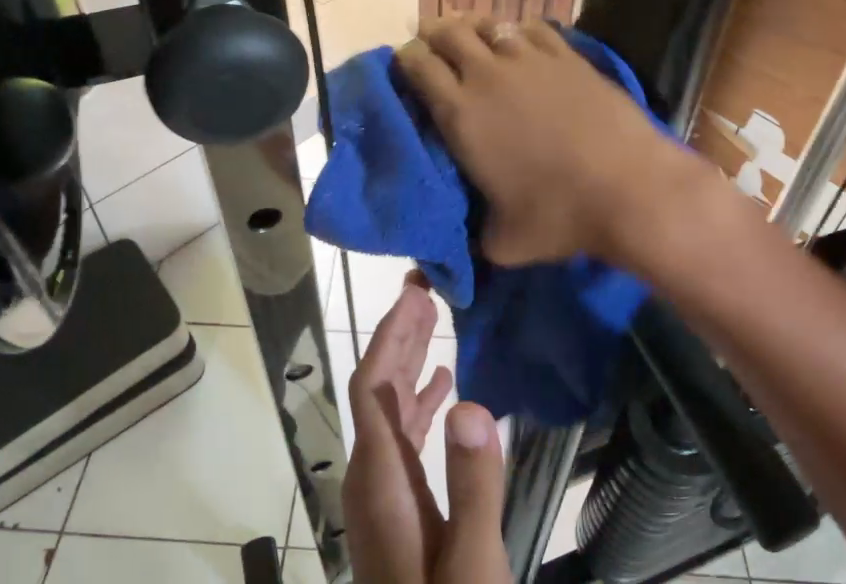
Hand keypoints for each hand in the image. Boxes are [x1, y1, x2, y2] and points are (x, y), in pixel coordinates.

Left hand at [343, 274, 510, 583]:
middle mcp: (374, 480)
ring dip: (411, 364)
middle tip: (428, 288)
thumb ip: (472, 486)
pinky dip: (423, 404)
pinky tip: (449, 388)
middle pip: (377, 391)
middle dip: (398, 337)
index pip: (372, 388)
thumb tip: (471, 402)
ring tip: (439, 321)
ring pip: (391, 413)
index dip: (389, 335)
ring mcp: (386, 497)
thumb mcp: (472, 565)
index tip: (414, 293)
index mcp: (381, 483)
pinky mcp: (402, 511)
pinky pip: (406, 440)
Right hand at [395, 14, 703, 266]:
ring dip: (474, 30)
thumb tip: (449, 251)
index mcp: (458, 112)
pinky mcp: (569, 56)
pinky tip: (522, 45)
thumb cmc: (559, 217)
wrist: (632, 190)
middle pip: (446, 31)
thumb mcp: (500, 244)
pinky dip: (518, 33)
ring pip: (488, 24)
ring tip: (475, 43)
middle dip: (433, 36)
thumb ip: (469, 237)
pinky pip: (532, 28)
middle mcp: (486, 75)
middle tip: (435, 53)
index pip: (415, 63)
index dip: (405, 60)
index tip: (406, 71)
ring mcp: (530, 59)